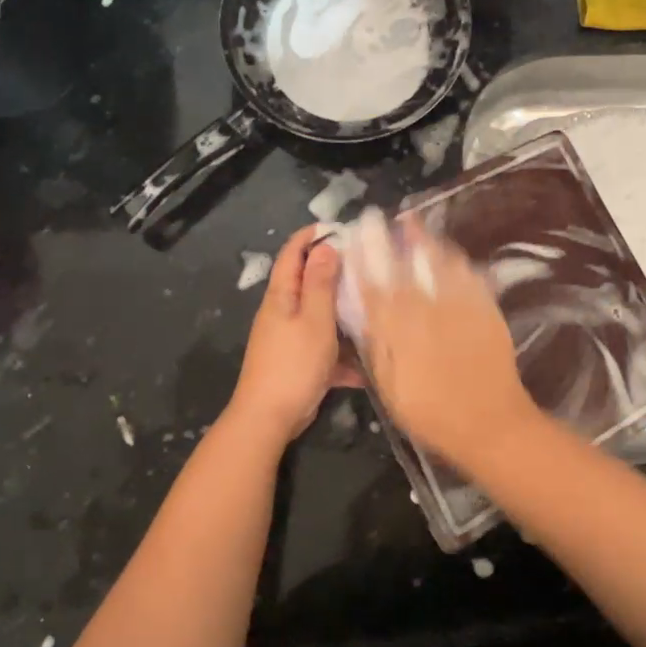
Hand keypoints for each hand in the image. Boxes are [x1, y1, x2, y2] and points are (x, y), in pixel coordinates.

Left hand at [227, 226, 361, 440]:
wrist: (268, 419)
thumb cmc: (293, 363)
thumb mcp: (314, 320)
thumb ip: (321, 283)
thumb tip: (324, 247)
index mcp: (281, 296)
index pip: (292, 254)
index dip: (311, 236)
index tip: (340, 228)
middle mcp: (282, 313)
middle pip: (308, 283)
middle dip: (335, 272)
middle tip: (368, 264)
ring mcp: (289, 339)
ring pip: (320, 316)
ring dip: (344, 313)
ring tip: (376, 308)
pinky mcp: (299, 363)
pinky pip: (325, 349)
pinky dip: (344, 354)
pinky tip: (368, 364)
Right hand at [345, 210, 538, 464]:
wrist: (490, 421)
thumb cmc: (433, 413)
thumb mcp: (392, 386)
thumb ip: (379, 346)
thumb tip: (367, 314)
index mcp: (400, 329)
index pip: (376, 287)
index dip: (364, 261)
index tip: (355, 240)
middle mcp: (428, 309)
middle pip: (405, 268)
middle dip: (390, 241)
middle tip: (381, 219)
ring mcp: (460, 306)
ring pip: (439, 265)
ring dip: (424, 242)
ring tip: (414, 224)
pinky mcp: (486, 309)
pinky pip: (469, 276)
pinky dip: (456, 261)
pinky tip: (451, 254)